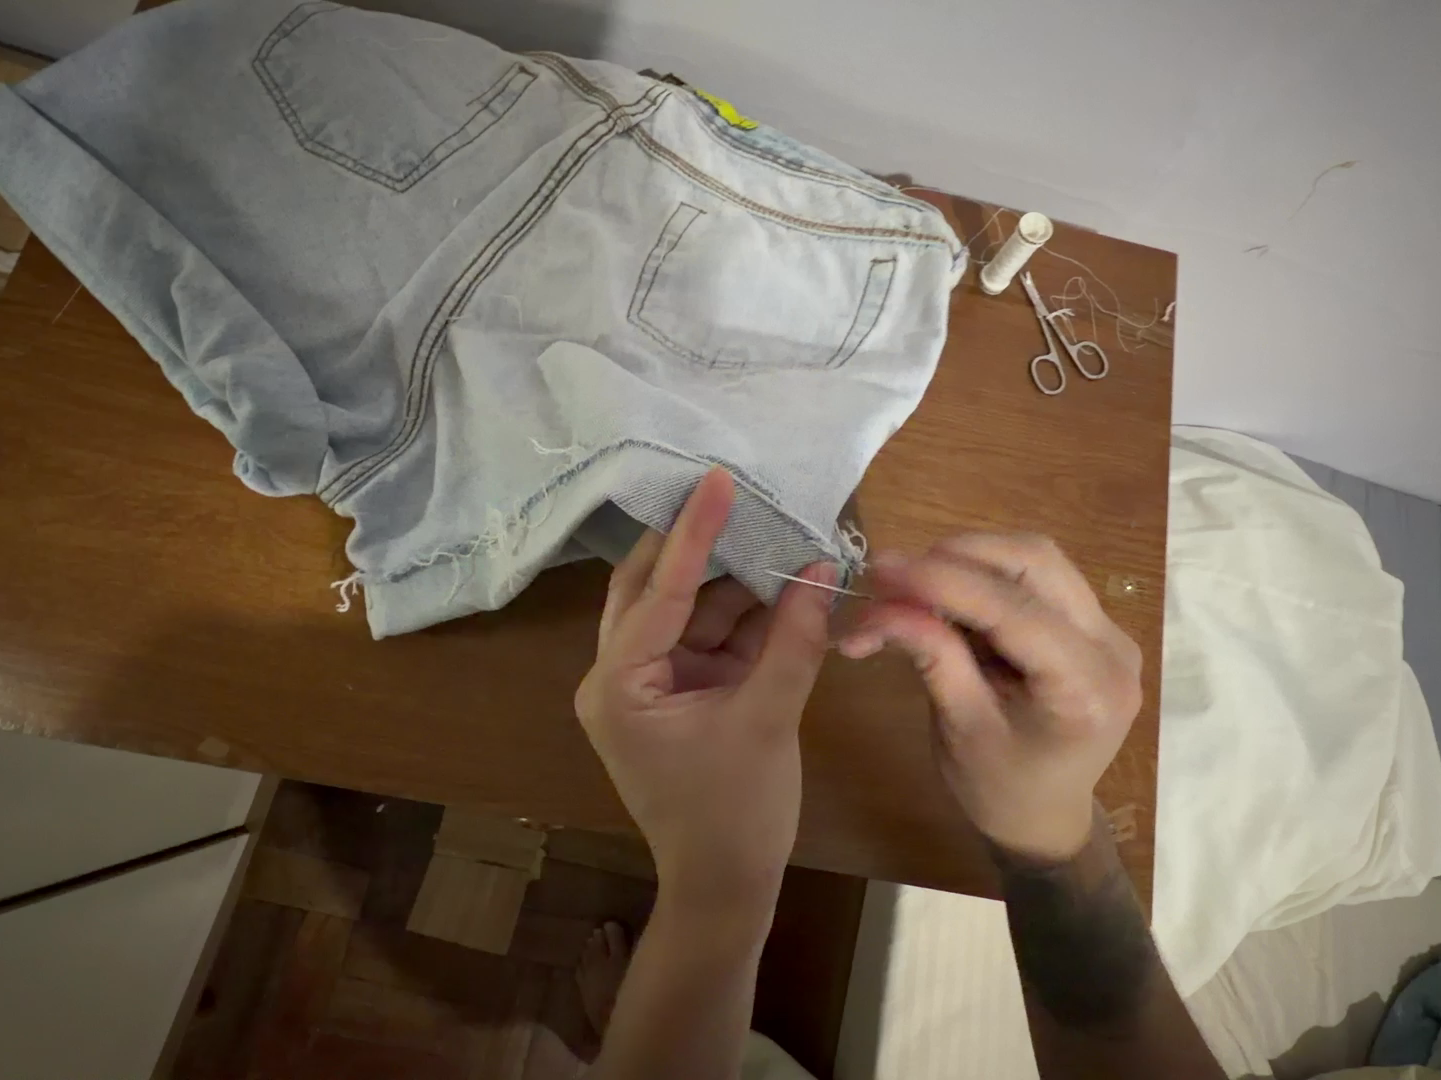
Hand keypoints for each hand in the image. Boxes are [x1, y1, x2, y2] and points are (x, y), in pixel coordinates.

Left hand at [574, 468, 836, 910]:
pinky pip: (705, 636)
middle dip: (698, 546)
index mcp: (619, 684)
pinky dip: (741, 615)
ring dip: (730, 579)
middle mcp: (619, 674)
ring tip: (774, 534)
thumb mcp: (768, 719)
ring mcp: (647, 682)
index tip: (715, 478)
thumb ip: (793, 640)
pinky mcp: (676, 691)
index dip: (694, 532)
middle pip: (652, 589)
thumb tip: (821, 568)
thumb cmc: (737, 813)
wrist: (727, 887)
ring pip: (683, 609)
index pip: (658, 591)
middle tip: (735, 494)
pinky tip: (778, 584)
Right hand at [838, 535, 1141, 860]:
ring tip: (915, 586)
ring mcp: (1109, 631)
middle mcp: (1111, 648)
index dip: (943, 580)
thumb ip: (930, 656)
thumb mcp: (958, 726)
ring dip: (968, 559)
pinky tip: (948, 597)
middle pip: (1035, 560)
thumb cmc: (998, 788)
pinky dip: (983, 574)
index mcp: (1084, 690)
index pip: (1012, 609)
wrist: (1045, 817)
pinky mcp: (1092, 624)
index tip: (882, 568)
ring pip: (1035, 558)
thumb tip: (880, 605)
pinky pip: (1035, 576)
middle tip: (894, 574)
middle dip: (957, 555)